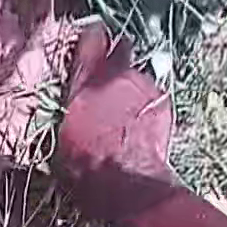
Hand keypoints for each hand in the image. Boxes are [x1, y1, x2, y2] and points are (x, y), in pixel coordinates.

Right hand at [55, 23, 184, 221]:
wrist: (129, 186)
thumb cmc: (86, 170)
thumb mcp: (63, 142)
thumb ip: (71, 112)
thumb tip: (72, 107)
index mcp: (87, 84)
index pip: (91, 40)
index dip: (89, 40)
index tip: (87, 42)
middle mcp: (118, 77)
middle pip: (121, 47)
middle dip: (114, 58)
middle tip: (104, 79)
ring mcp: (144, 86)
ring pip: (135, 75)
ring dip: (128, 88)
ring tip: (120, 115)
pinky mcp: (163, 101)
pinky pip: (150, 95)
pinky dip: (143, 106)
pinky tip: (136, 128)